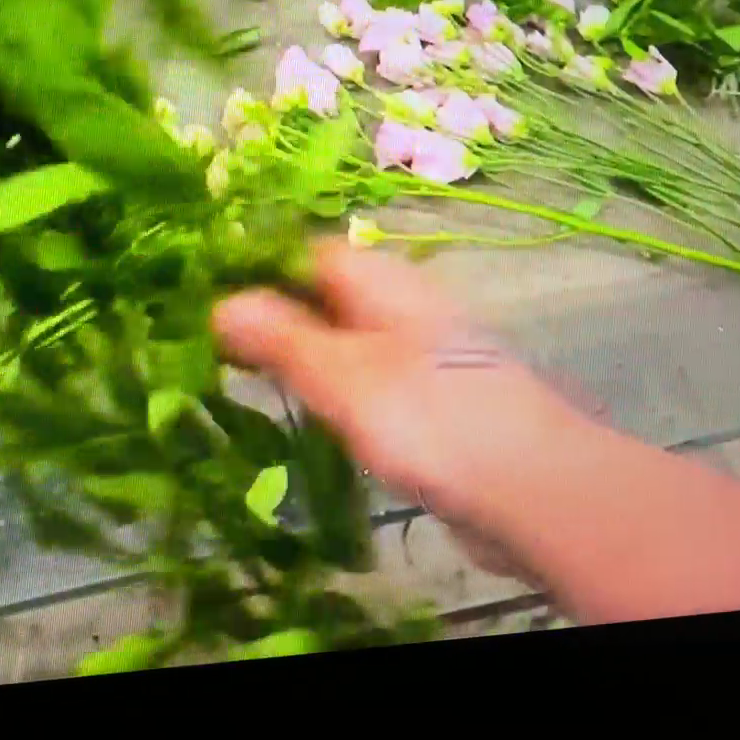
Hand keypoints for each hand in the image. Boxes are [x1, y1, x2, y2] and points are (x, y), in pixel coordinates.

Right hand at [212, 240, 606, 576]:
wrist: (530, 487)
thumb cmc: (428, 418)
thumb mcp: (341, 374)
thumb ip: (280, 337)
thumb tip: (220, 304)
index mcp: (380, 281)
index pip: (305, 252)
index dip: (257, 267)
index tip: (209, 297)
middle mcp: (399, 305)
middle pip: (322, 293)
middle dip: (273, 314)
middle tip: (217, 346)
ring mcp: (415, 350)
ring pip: (342, 337)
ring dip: (299, 352)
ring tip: (248, 376)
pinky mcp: (425, 396)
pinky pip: (365, 376)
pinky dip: (331, 386)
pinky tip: (310, 412)